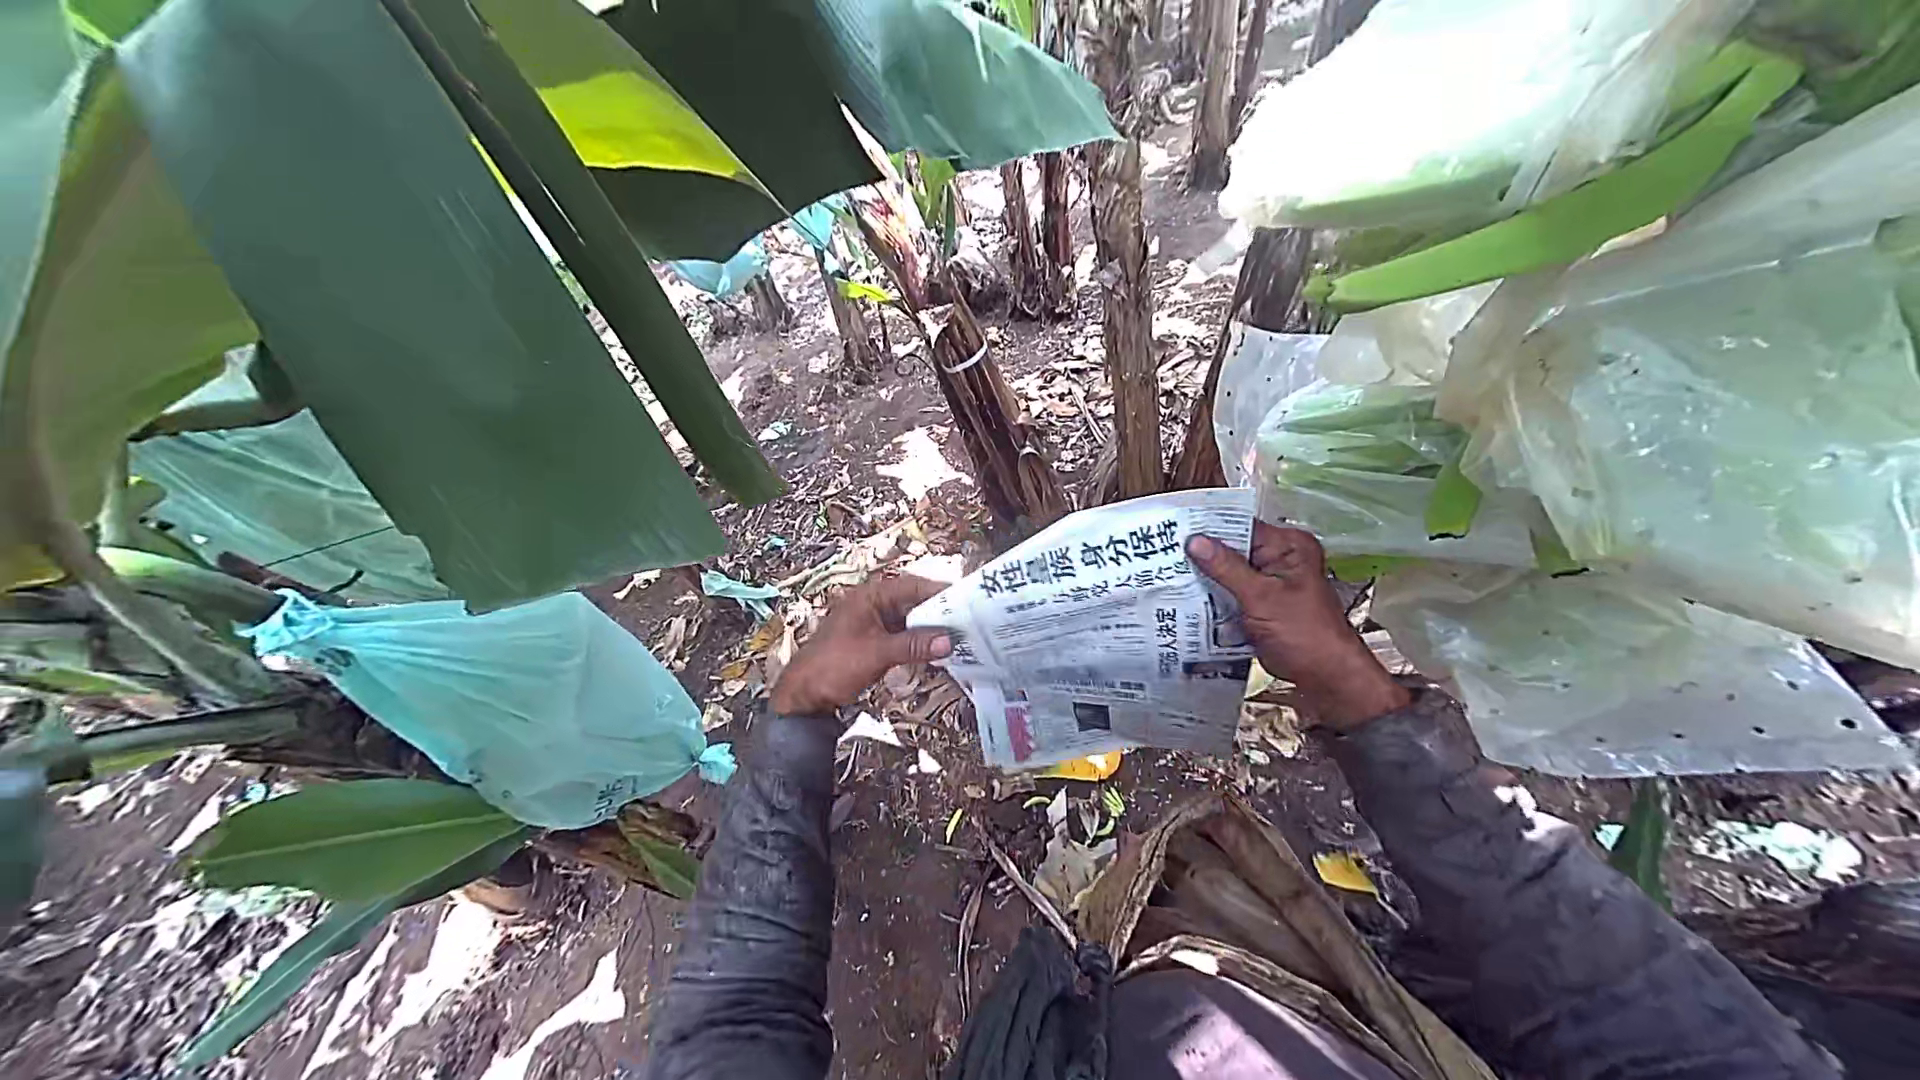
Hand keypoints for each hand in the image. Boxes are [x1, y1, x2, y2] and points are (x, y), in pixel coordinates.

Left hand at [769, 575, 952, 717]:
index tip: (969, 599)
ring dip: (932, 629)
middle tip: (970, 621)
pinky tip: (940, 651)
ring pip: (912, 620)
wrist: (804, 696)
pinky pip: (905, 636)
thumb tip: (949, 641)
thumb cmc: (833, 666)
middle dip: (940, 611)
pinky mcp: (876, 641)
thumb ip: (913, 645)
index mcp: (870, 596)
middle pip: (915, 602)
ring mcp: (875, 623)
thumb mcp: (877, 653)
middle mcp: (874, 604)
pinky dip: (921, 642)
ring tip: (962, 636)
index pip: (913, 586)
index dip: (940, 591)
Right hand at [1187, 523, 1408, 730]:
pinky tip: (1182, 592)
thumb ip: (1226, 567)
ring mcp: (1268, 579)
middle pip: (1231, 547)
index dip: (1207, 528)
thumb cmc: (1301, 632)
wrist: (1323, 674)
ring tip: (1165, 569)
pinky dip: (1211, 592)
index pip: (1240, 526)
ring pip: (1227, 569)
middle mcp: (1278, 556)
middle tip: (1163, 550)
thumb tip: (1194, 541)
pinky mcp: (1258, 600)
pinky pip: (1228, 589)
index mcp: (1288, 546)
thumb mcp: (1261, 597)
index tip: (1173, 529)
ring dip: (1203, 574)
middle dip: (1201, 552)